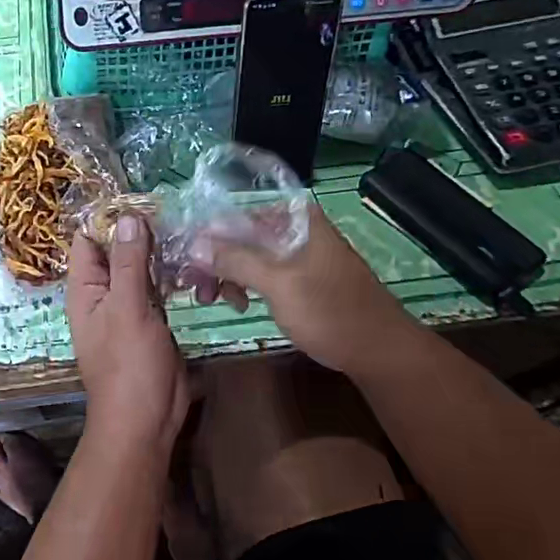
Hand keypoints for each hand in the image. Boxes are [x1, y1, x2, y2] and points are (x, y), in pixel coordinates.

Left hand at [65, 217, 189, 446]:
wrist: (146, 417)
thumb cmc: (128, 364)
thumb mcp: (127, 308)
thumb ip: (127, 262)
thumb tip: (128, 216)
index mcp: (85, 288)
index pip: (88, 239)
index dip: (109, 217)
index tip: (141, 199)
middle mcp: (103, 292)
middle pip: (116, 250)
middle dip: (139, 231)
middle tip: (173, 209)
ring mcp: (128, 305)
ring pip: (140, 267)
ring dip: (158, 251)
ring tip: (185, 227)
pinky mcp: (152, 318)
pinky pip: (157, 287)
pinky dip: (170, 273)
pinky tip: (191, 258)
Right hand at [189, 203, 423, 375]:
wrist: (378, 349)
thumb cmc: (331, 312)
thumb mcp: (279, 284)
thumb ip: (236, 260)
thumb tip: (193, 244)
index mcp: (295, 216)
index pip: (236, 210)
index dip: (205, 231)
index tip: (182, 256)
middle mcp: (294, 226)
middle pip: (239, 232)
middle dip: (213, 257)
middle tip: (195, 287)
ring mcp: (297, 251)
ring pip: (247, 253)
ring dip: (225, 273)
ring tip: (214, 299)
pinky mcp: (298, 274)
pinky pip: (261, 269)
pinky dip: (244, 283)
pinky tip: (239, 302)